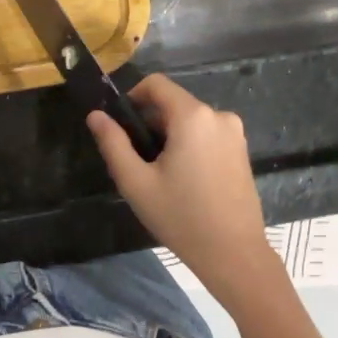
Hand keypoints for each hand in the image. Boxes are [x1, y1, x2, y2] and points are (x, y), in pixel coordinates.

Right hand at [87, 76, 274, 299]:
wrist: (232, 252)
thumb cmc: (180, 217)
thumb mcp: (136, 182)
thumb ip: (113, 144)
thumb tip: (96, 116)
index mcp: (193, 117)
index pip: (157, 85)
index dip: (132, 97)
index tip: (118, 125)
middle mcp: (218, 116)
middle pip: (174, 104)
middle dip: (150, 124)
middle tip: (136, 162)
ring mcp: (235, 134)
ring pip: (190, 123)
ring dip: (169, 139)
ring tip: (158, 177)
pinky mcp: (241, 152)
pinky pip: (206, 137)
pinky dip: (189, 148)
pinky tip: (182, 183)